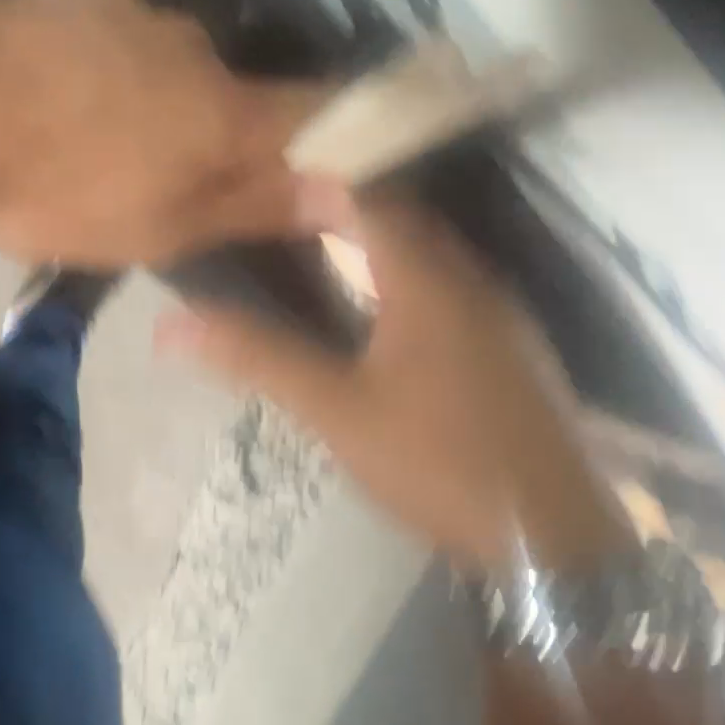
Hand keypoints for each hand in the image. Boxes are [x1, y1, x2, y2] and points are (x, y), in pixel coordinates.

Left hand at [0, 0, 344, 264]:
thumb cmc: (46, 189)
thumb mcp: (153, 229)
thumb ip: (248, 206)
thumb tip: (339, 192)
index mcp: (223, 109)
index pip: (320, 111)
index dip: (337, 136)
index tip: (319, 160)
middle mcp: (187, 42)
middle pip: (222, 88)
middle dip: (199, 127)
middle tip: (143, 172)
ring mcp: (118, 8)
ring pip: (153, 60)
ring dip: (134, 95)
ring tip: (71, 137)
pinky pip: (95, 39)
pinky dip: (83, 69)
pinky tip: (37, 98)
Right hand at [168, 199, 633, 572]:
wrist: (554, 548)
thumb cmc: (437, 462)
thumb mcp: (332, 408)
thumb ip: (255, 356)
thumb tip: (170, 325)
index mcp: (429, 282)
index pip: (372, 197)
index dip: (317, 178)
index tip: (259, 176)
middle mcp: (472, 283)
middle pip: (404, 217)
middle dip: (338, 204)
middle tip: (271, 210)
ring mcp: (497, 316)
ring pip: (427, 250)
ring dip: (370, 237)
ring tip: (306, 245)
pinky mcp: (506, 349)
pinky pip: (443, 283)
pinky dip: (396, 271)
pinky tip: (365, 305)